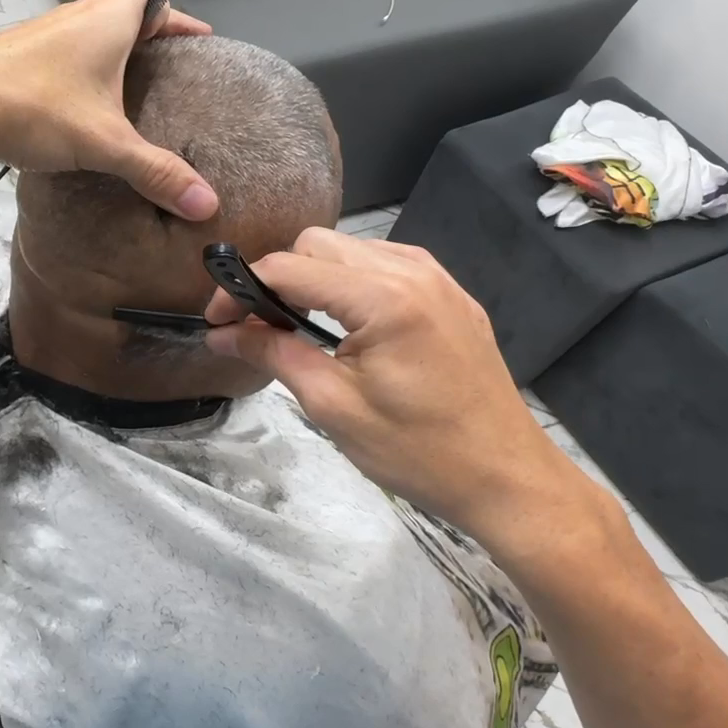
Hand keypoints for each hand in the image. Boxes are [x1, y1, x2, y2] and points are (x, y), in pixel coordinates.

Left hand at [0, 0, 219, 219]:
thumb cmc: (37, 107)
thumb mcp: (104, 142)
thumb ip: (156, 171)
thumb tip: (208, 206)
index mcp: (105, 18)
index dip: (171, 7)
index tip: (189, 42)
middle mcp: (72, 16)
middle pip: (118, 6)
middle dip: (144, 35)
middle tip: (162, 75)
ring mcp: (37, 34)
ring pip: (84, 32)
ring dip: (106, 55)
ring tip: (122, 97)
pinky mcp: (10, 56)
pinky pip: (56, 55)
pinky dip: (74, 73)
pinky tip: (72, 111)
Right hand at [203, 228, 596, 544]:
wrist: (510, 482)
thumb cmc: (419, 452)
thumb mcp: (332, 406)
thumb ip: (272, 355)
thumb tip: (218, 334)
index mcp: (384, 298)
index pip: (288, 267)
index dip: (241, 288)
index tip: (217, 321)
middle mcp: (412, 271)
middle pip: (316, 244)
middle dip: (276, 277)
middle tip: (255, 326)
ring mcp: (437, 279)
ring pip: (348, 249)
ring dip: (311, 276)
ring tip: (295, 324)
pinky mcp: (450, 295)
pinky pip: (382, 264)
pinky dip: (349, 282)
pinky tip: (344, 323)